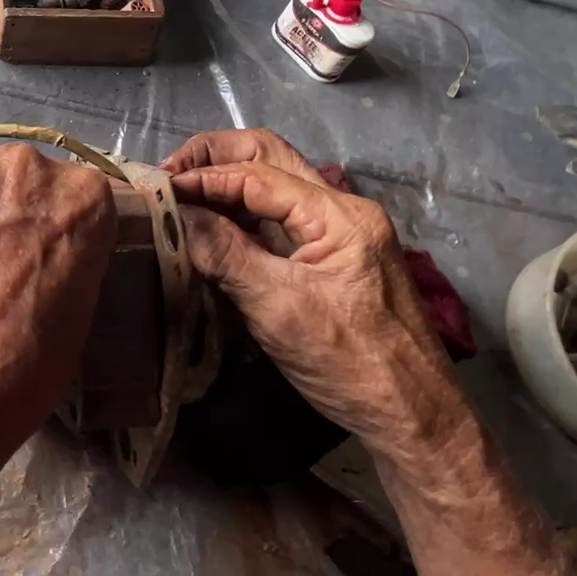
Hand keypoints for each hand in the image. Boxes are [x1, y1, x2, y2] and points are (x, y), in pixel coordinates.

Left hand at [0, 144, 115, 484]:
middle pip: (20, 177)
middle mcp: (25, 167)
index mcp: (82, 197)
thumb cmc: (17, 366)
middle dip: (7, 210)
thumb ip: (68, 257)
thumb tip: (46, 253)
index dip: (56, 222)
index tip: (41, 246)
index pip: (77, 192)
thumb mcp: (78, 313)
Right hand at [164, 130, 567, 573]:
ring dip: (226, 179)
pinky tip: (212, 223)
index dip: (204, 177)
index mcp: (339, 215)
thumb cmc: (351, 364)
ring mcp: (340, 229)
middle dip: (215, 156)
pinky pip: (279, 211)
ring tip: (182, 196)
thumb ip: (224, 252)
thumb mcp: (277, 308)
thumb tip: (174, 214)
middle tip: (170, 175)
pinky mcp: (332, 252)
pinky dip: (241, 208)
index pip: (257, 173)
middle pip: (270, 155)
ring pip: (275, 179)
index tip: (159, 188)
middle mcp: (343, 208)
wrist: (416, 420)